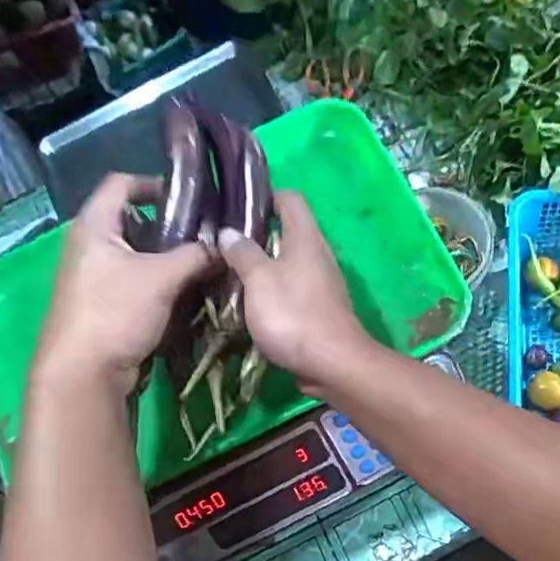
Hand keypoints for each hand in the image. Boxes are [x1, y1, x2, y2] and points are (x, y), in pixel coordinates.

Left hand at [32, 173, 214, 394]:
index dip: (154, 184)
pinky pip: (139, 283)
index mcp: (94, 225)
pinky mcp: (107, 304)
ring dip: (170, 261)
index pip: (121, 184)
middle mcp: (91, 245)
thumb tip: (223, 248)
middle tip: (205, 238)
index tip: (189, 199)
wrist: (86, 370)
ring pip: (140, 256)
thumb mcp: (162, 278)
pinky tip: (188, 294)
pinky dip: (162, 284)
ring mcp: (97, 277)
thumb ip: (195, 257)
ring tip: (204, 267)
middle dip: (171, 228)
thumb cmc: (116, 311)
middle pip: (135, 222)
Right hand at [220, 191, 375, 392]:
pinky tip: (254, 304)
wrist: (334, 365)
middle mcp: (319, 256)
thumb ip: (243, 253)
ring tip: (233, 273)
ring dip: (265, 267)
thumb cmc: (294, 316)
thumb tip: (229, 232)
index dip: (265, 195)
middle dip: (258, 235)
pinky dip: (276, 292)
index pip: (290, 198)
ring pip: (291, 265)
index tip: (237, 204)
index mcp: (307, 238)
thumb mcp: (259, 280)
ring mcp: (324, 286)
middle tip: (225, 243)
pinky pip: (295, 291)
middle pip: (289, 232)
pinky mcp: (322, 311)